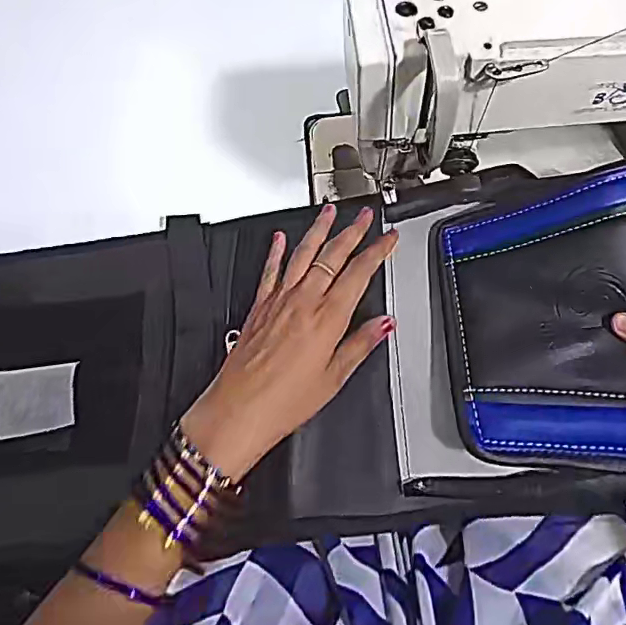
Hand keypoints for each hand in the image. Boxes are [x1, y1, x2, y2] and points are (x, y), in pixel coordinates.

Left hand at [180, 205, 397, 479]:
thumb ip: (361, 344)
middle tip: (366, 215)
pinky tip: (281, 238)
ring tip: (330, 212)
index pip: (359, 272)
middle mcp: (303, 302)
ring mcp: (279, 301)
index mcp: (327, 318)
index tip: (388, 238)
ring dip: (319, 229)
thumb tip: (384, 324)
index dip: (378, 251)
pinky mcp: (259, 306)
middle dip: (353, 231)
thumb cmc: (282, 402)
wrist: (236, 412)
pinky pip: (271, 270)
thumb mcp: (334, 378)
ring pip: (304, 254)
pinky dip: (277, 251)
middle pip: (333, 255)